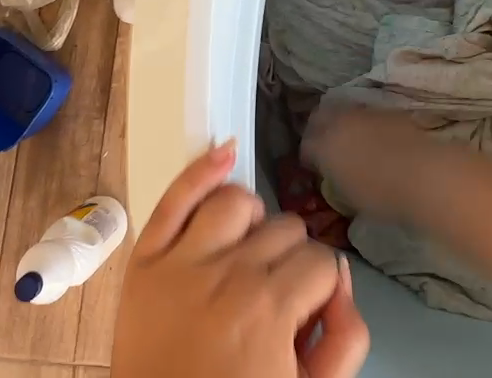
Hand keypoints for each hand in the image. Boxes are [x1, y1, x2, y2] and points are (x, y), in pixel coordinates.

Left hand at [112, 139, 369, 377]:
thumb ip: (346, 338)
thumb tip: (341, 280)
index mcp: (272, 308)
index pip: (321, 260)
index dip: (318, 287)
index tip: (304, 312)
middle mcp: (230, 274)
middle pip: (285, 228)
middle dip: (288, 258)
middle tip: (275, 294)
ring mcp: (183, 262)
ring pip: (239, 202)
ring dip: (252, 222)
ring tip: (248, 253)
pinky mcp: (145, 262)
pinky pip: (175, 198)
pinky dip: (201, 170)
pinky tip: (225, 154)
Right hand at [302, 106, 444, 219]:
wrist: (423, 174)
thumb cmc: (381, 195)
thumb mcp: (348, 194)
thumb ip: (335, 177)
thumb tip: (335, 171)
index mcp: (324, 145)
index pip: (306, 145)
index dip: (307, 157)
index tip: (313, 168)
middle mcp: (340, 121)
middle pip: (319, 116)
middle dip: (317, 129)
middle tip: (324, 146)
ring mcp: (365, 112)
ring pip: (343, 111)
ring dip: (341, 123)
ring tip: (350, 142)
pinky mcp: (387, 111)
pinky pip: (366, 114)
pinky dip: (364, 124)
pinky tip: (374, 140)